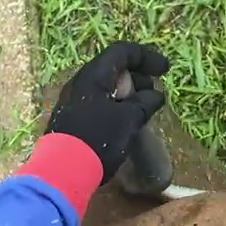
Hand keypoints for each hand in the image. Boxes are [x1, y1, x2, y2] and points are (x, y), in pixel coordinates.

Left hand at [48, 42, 169, 183]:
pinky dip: (116, 104)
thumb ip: (145, 102)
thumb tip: (155, 95)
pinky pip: (99, 101)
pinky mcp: (72, 118)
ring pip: (106, 86)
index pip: (122, 52)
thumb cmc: (99, 139)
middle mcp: (81, 82)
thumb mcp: (130, 119)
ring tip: (142, 110)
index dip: (146, 57)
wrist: (62, 172)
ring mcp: (73, 100)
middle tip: (153, 93)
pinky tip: (125, 121)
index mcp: (94, 75)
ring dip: (128, 93)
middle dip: (138, 77)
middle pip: (113, 68)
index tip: (164, 70)